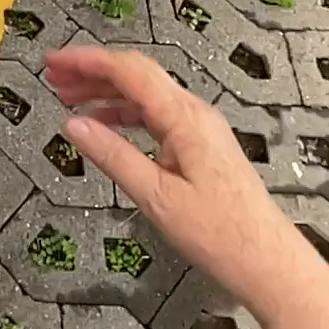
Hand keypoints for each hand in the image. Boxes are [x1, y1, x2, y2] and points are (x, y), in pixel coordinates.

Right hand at [45, 47, 328, 328]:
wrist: (274, 269)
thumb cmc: (226, 237)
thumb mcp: (157, 198)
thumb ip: (112, 156)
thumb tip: (75, 125)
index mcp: (185, 118)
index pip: (127, 70)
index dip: (86, 60)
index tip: (56, 60)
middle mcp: (194, 114)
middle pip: (134, 73)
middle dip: (90, 70)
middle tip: (54, 74)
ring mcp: (198, 127)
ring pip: (142, 92)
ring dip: (103, 90)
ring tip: (68, 96)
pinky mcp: (199, 144)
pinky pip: (152, 113)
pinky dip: (121, 111)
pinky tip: (102, 124)